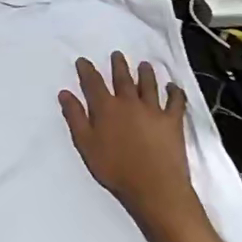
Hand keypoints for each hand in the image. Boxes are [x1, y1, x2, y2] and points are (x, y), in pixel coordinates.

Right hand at [59, 53, 197, 225]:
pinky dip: (175, 92)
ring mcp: (153, 109)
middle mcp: (129, 102)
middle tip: (117, 54)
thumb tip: (65, 93)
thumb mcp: (86, 145)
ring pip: (148, 85)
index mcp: (106, 108)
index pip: (93, 83)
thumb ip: (75, 117)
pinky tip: (173, 87)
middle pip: (122, 78)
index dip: (87, 70)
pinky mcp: (173, 121)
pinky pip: (175, 101)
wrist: (153, 186)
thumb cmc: (114, 169)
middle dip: (118, 65)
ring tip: (144, 64)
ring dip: (146, 73)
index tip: (83, 61)